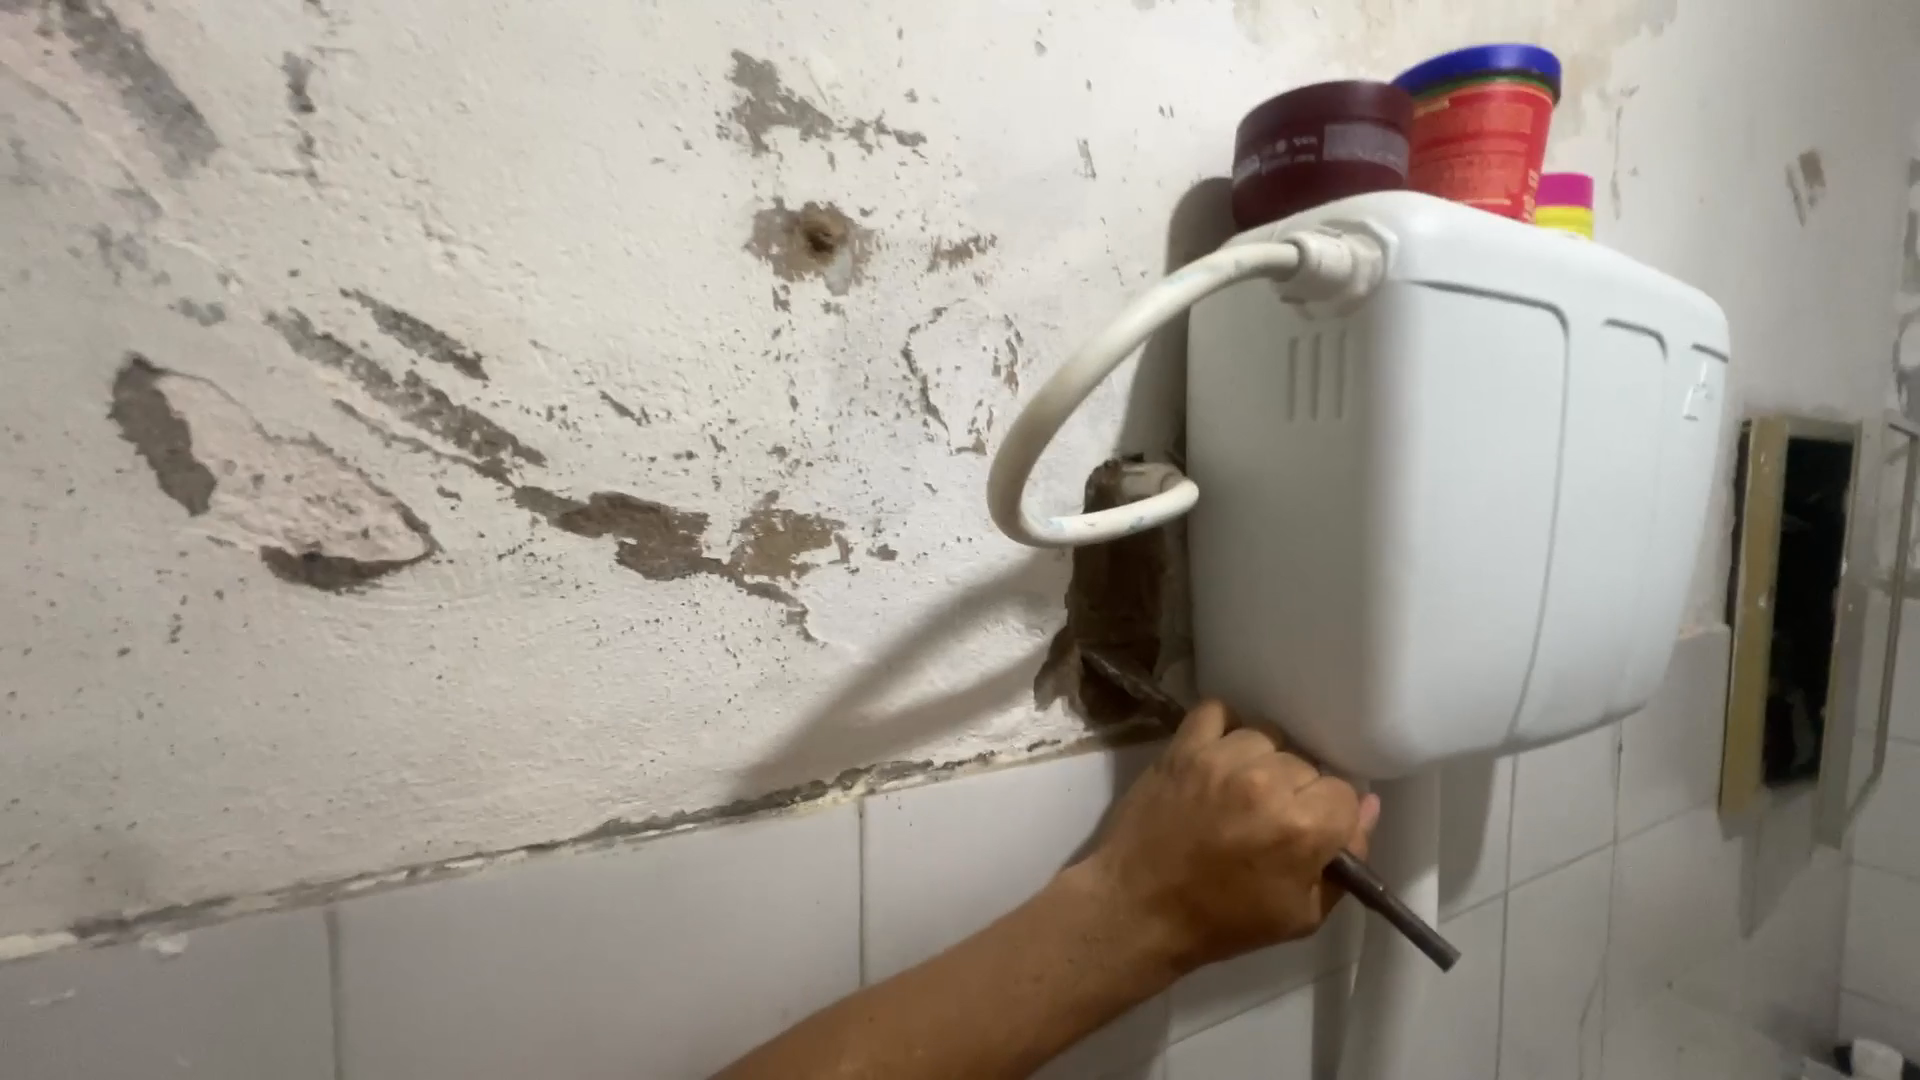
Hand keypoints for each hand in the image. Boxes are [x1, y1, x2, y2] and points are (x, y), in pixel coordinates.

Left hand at [1075, 701, 1378, 973]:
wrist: (1140, 904)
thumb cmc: (1223, 920)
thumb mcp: (1302, 914)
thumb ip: (1346, 859)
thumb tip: (1367, 806)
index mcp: (1303, 826)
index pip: (1343, 792)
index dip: (1330, 815)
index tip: (1309, 831)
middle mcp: (1266, 782)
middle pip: (1304, 763)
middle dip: (1296, 790)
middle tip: (1269, 817)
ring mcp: (1219, 758)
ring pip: (1265, 736)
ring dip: (1261, 759)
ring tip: (1241, 788)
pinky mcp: (1182, 746)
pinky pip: (1216, 711)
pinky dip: (1223, 727)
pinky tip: (1219, 754)